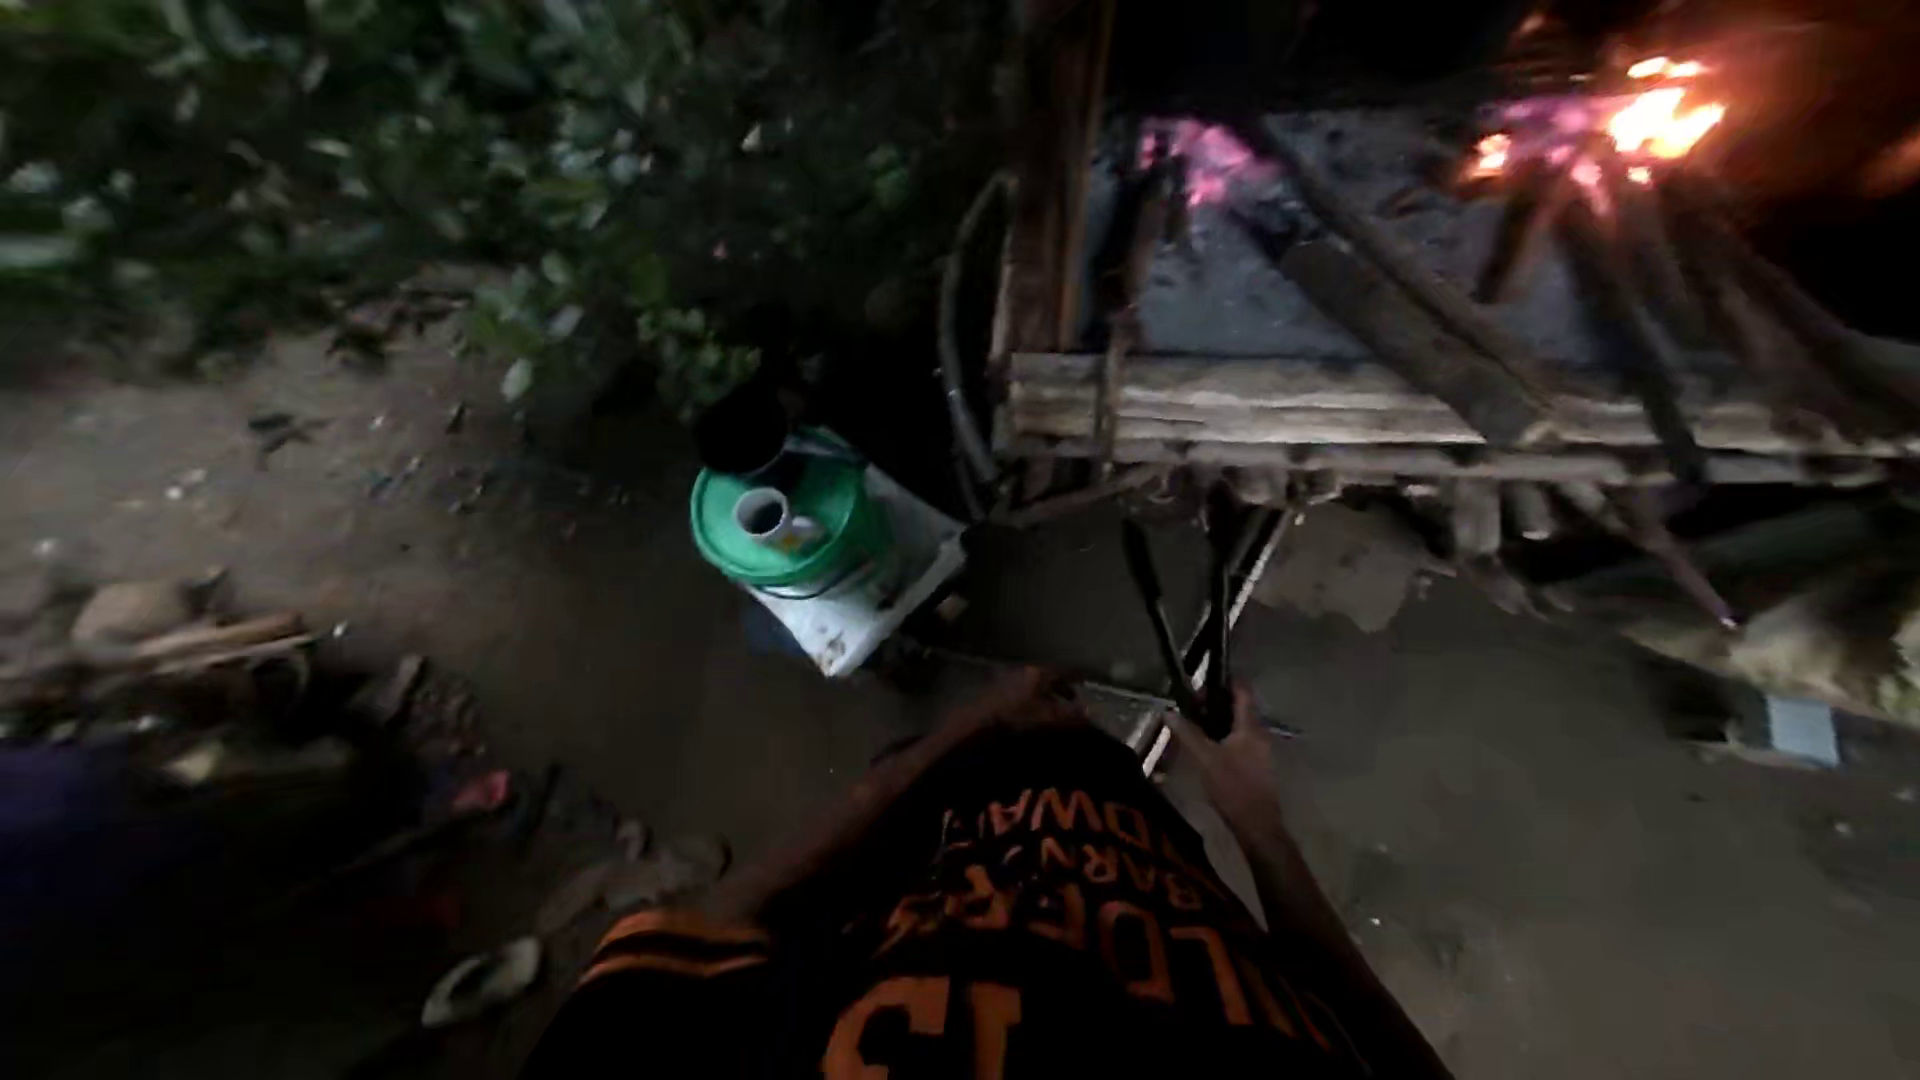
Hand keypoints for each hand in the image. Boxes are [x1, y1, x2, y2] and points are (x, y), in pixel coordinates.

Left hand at [935, 667, 1088, 743]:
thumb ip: (1071, 715)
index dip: (1076, 677)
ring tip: (1051, 708)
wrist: (979, 722)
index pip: (1064, 671)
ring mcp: (1007, 678)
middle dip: (1060, 687)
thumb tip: (1090, 713)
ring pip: (1033, 683)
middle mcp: (1023, 671)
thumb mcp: (1049, 718)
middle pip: (1047, 676)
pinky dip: (1030, 698)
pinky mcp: (996, 690)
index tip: (1085, 681)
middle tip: (1071, 699)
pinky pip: (1020, 690)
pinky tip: (1029, 712)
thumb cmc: (1017, 717)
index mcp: (1038, 673)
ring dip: (1044, 693)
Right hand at [1167, 684, 1283, 821]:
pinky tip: (1208, 745)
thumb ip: (1187, 732)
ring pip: (1240, 725)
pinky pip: (1241, 740)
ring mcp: (1261, 751)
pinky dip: (1225, 736)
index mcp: (1250, 727)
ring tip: (1195, 723)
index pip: (1243, 692)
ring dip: (1220, 720)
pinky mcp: (1258, 765)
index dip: (1227, 681)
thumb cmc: (1232, 786)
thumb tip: (1168, 712)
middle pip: (1240, 708)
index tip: (1205, 679)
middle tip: (1192, 704)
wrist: (1257, 825)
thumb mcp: (1204, 757)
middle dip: (1217, 702)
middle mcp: (1260, 734)